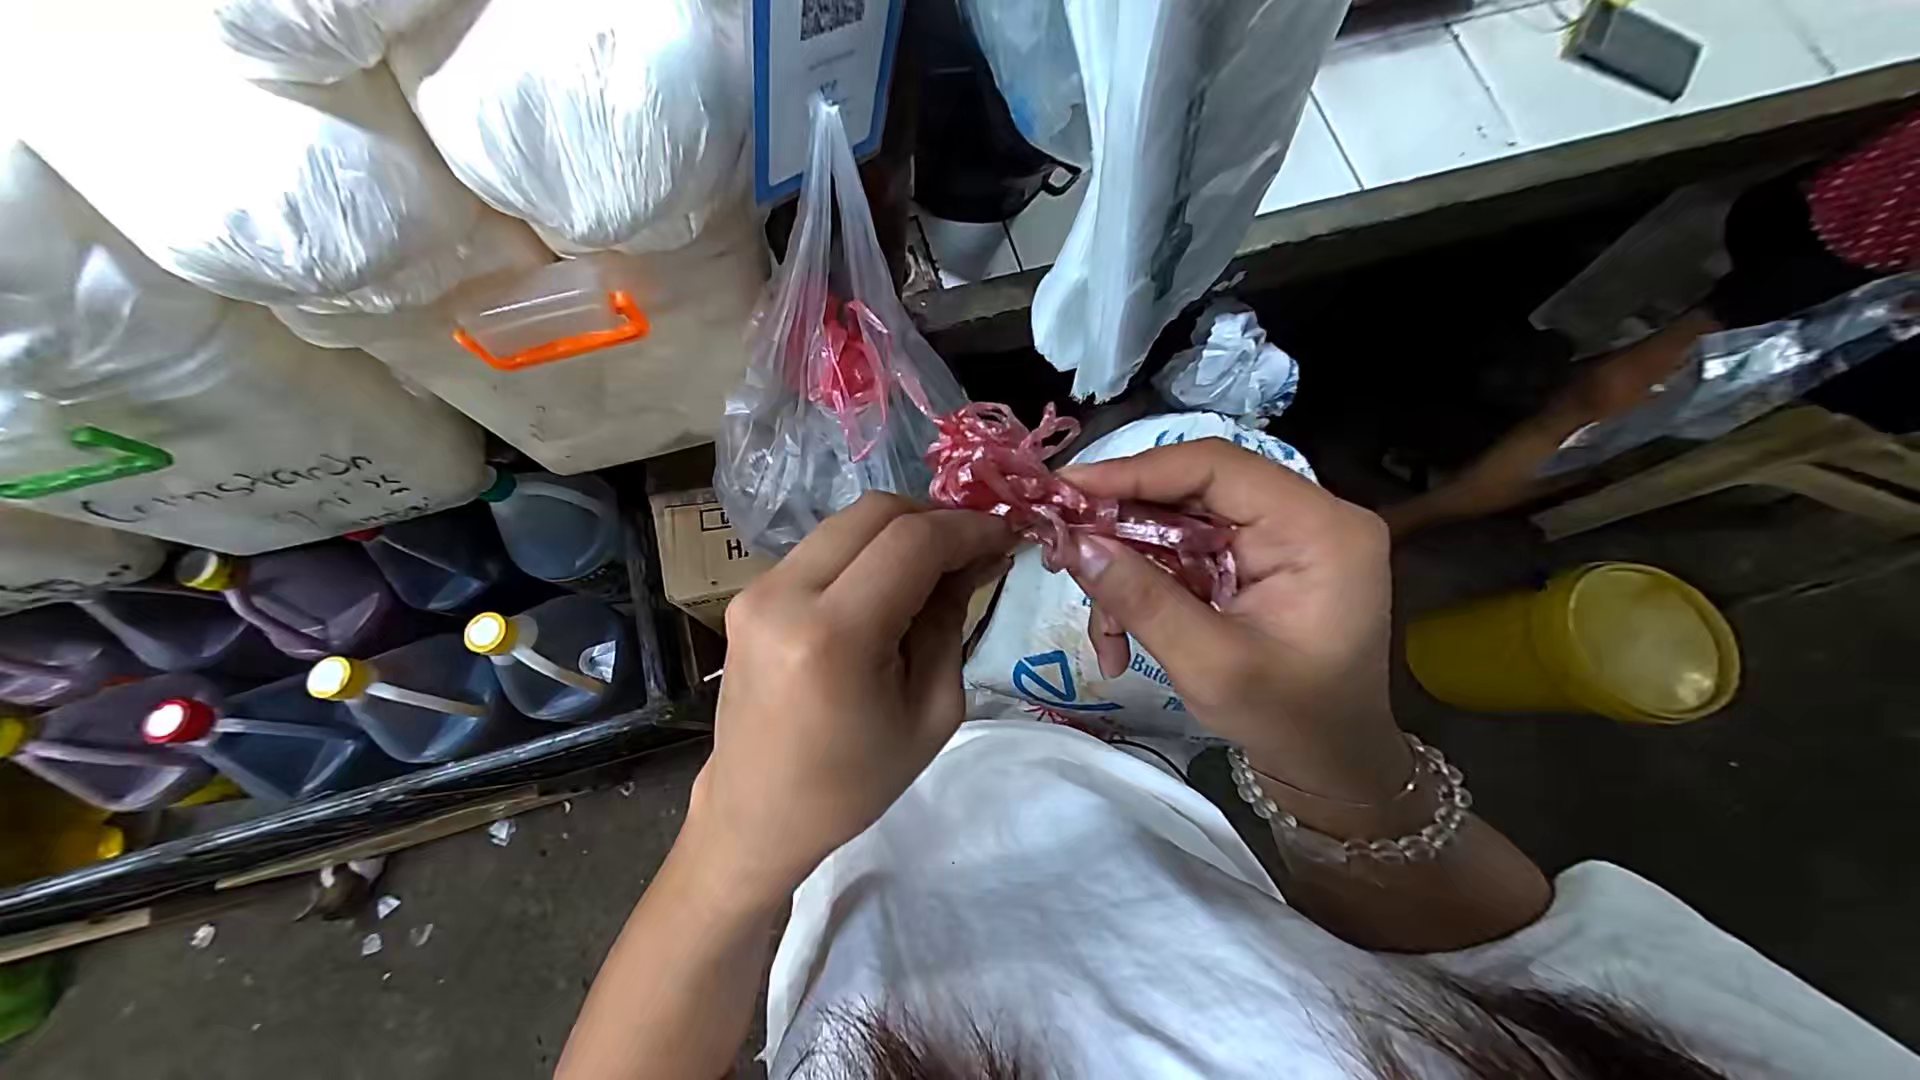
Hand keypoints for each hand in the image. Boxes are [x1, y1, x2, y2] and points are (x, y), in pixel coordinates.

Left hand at [689, 494, 1013, 901]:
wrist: (757, 813)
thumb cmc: (855, 781)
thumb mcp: (932, 708)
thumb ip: (952, 618)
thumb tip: (977, 556)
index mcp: (833, 636)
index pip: (913, 541)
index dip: (968, 528)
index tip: (1005, 536)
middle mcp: (783, 595)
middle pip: (875, 511)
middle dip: (936, 519)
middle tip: (973, 548)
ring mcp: (757, 589)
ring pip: (848, 523)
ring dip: (901, 532)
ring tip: (938, 567)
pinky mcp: (749, 594)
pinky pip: (823, 548)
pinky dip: (867, 551)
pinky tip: (891, 584)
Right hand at [1061, 439, 1409, 801]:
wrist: (1329, 760)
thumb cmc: (1288, 720)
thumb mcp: (1209, 665)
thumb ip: (1142, 599)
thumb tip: (1075, 543)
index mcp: (1316, 528)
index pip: (1214, 467)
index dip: (1134, 471)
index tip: (1067, 489)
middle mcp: (1301, 515)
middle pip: (1188, 489)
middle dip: (1119, 524)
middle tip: (1063, 547)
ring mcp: (1275, 535)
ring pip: (1174, 522)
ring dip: (1125, 566)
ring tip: (1099, 622)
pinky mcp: (1251, 557)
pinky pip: (1180, 551)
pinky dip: (1142, 586)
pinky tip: (1120, 637)